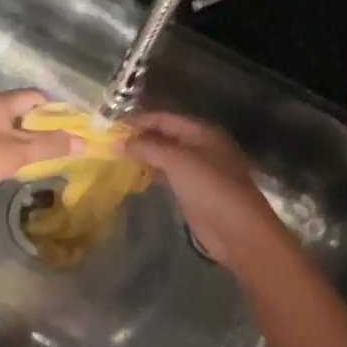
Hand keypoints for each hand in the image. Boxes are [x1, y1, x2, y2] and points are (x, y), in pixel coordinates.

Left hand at [0, 89, 78, 207]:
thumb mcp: (17, 154)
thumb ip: (50, 146)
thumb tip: (82, 142)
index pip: (35, 96)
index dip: (55, 111)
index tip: (68, 131)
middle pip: (20, 109)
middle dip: (39, 127)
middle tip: (55, 148)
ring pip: (5, 123)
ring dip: (21, 137)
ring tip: (35, 158)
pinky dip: (4, 143)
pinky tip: (7, 162)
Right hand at [123, 112, 288, 262]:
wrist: (237, 228)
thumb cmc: (208, 186)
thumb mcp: (176, 160)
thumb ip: (147, 147)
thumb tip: (118, 142)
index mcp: (202, 132)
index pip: (164, 118)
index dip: (138, 121)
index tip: (111, 128)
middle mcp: (202, 146)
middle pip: (165, 135)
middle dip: (140, 138)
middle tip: (109, 144)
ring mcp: (199, 169)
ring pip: (166, 156)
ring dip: (144, 156)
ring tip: (116, 159)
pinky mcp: (195, 190)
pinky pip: (170, 175)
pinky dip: (152, 173)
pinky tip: (135, 177)